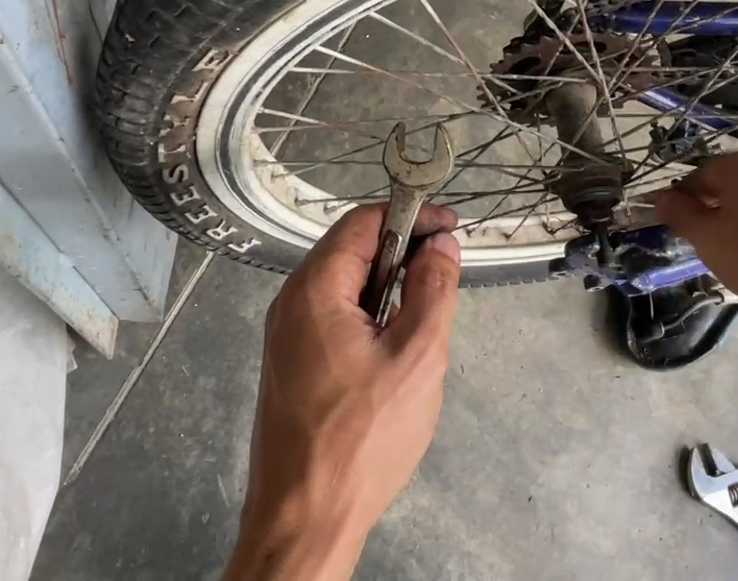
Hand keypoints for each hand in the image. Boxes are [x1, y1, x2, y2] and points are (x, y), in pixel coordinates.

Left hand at [224, 204, 460, 580]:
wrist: (303, 521)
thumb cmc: (362, 438)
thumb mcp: (416, 356)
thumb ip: (433, 290)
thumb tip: (441, 245)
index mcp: (314, 290)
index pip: (363, 222)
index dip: (411, 216)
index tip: (450, 229)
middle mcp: (291, 303)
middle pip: (351, 250)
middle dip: (402, 252)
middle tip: (443, 272)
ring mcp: (287, 336)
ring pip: (345, 286)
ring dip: (389, 286)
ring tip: (424, 314)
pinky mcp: (293, 364)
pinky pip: (335, 316)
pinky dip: (370, 314)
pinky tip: (395, 346)